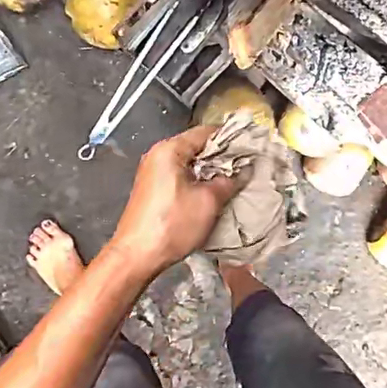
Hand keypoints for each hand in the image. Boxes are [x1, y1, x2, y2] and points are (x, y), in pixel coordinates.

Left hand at [106, 126, 243, 273]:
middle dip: (221, 157)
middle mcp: (158, 155)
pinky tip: (212, 193)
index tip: (249, 148)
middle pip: (196, 146)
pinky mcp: (152, 188)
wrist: (136, 255)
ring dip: (209, 171)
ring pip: (188, 163)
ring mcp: (152, 172)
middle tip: (245, 167)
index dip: (230, 139)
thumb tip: (243, 170)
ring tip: (233, 181)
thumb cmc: (172, 224)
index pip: (205, 132)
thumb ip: (228, 181)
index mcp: (169, 150)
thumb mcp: (208, 202)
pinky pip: (179, 176)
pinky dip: (196, 181)